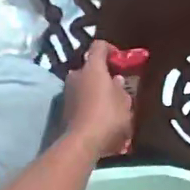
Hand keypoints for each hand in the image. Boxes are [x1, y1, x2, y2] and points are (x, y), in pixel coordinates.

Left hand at [64, 40, 134, 158]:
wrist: (82, 143)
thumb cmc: (108, 117)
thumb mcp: (124, 102)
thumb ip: (121, 88)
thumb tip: (116, 80)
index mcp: (92, 68)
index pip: (99, 46)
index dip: (111, 49)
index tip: (121, 60)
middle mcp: (76, 75)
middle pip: (91, 67)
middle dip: (104, 74)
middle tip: (117, 86)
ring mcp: (67, 92)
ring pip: (85, 84)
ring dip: (96, 89)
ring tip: (110, 104)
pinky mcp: (65, 108)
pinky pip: (80, 99)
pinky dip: (90, 102)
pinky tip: (100, 116)